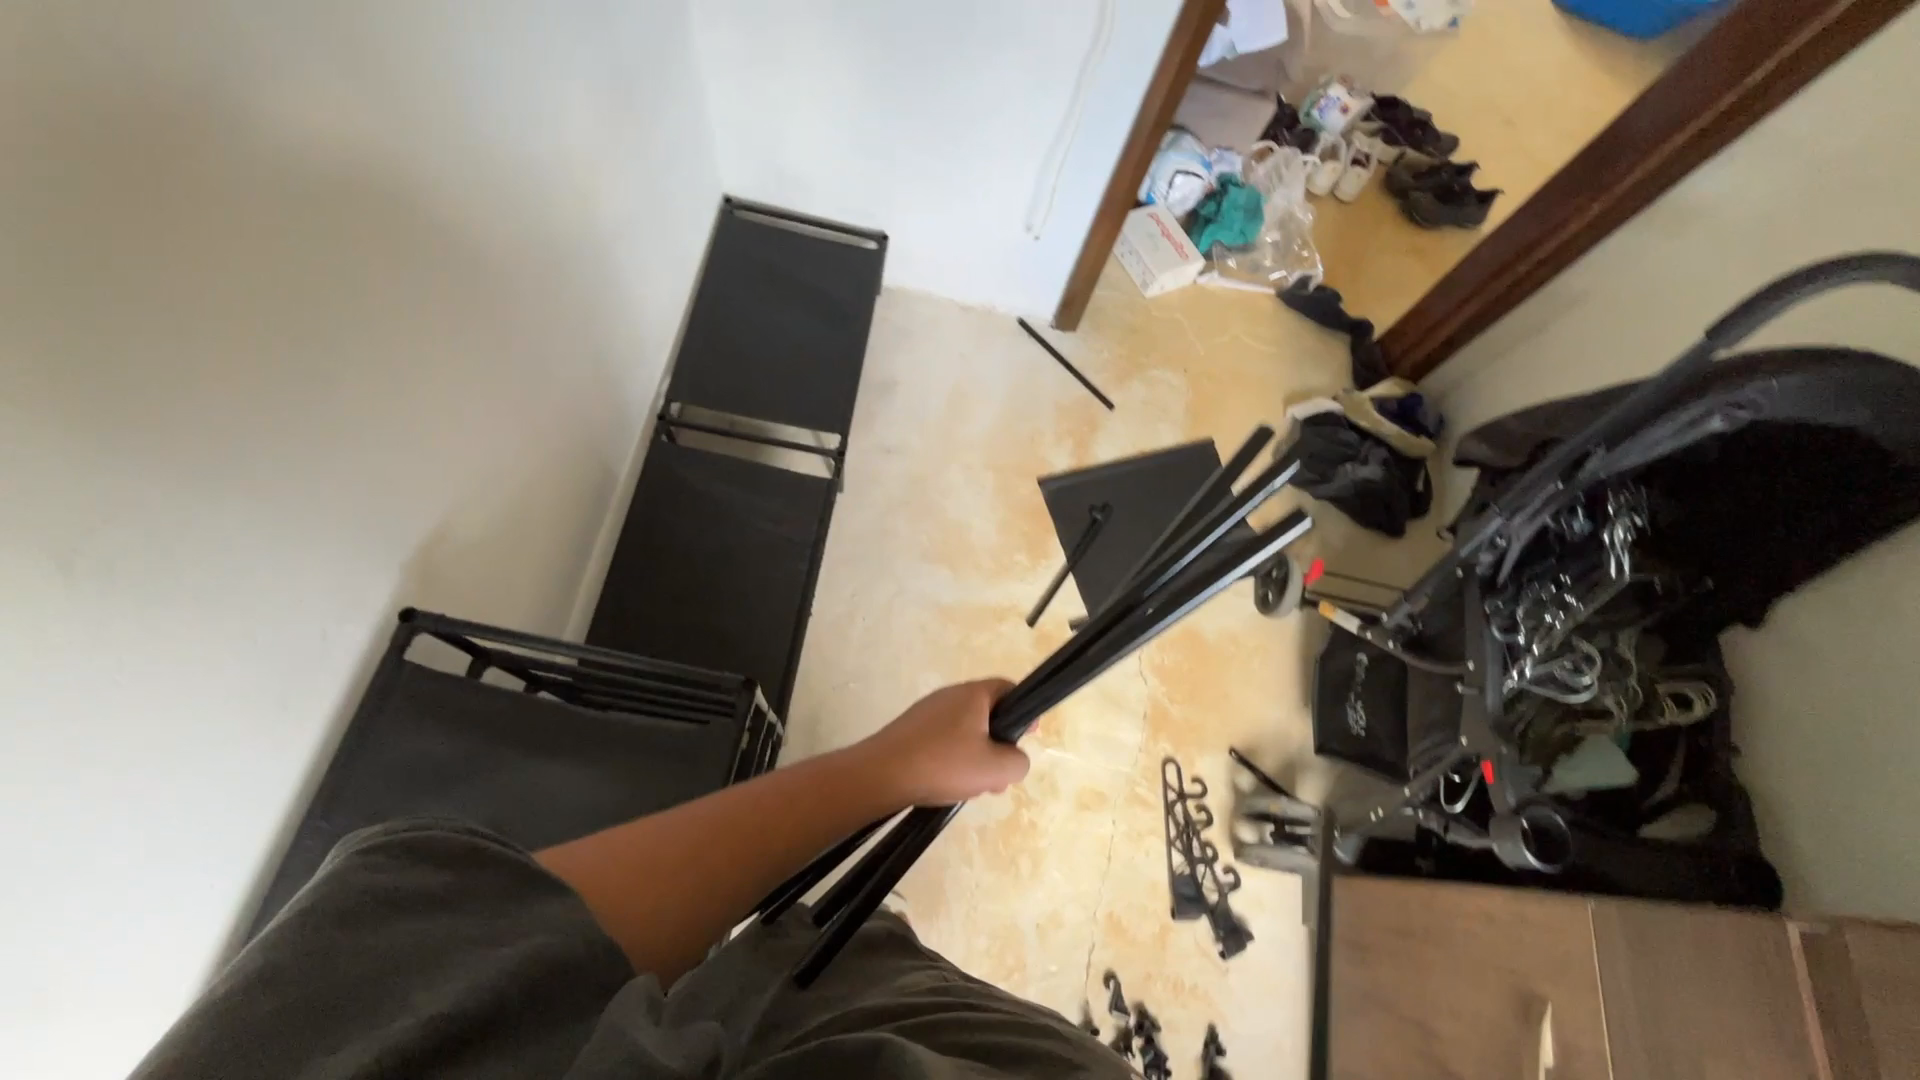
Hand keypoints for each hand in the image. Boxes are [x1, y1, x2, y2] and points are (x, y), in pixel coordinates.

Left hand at [855, 678, 1027, 806]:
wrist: (881, 774)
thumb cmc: (943, 764)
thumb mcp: (995, 769)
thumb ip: (1018, 762)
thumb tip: (1015, 758)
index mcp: (973, 694)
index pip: (1009, 689)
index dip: (1024, 711)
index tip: (1027, 737)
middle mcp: (950, 695)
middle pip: (987, 714)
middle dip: (997, 745)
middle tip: (996, 775)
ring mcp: (927, 711)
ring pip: (964, 731)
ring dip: (974, 757)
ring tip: (969, 787)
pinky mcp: (910, 729)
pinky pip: (942, 740)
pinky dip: (951, 760)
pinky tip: (945, 784)